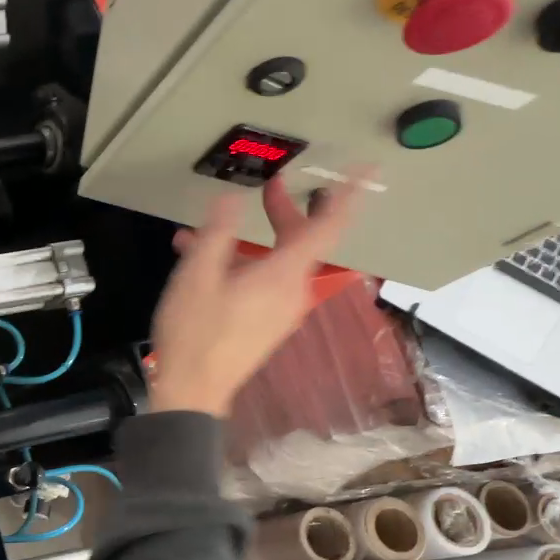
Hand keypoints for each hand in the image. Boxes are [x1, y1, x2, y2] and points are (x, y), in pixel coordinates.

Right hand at [149, 176, 362, 416]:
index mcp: (284, 273)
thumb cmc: (195, 331)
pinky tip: (204, 270)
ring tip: (208, 235)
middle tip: (270, 188)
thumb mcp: (196, 276)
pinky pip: (262, 285)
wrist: (193, 390)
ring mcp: (280, 311)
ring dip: (248, 244)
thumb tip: (231, 199)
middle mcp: (293, 290)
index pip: (328, 226)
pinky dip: (242, 267)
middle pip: (300, 244)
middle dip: (285, 214)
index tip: (367, 169)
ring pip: (275, 265)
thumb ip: (215, 233)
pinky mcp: (264, 326)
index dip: (348, 195)